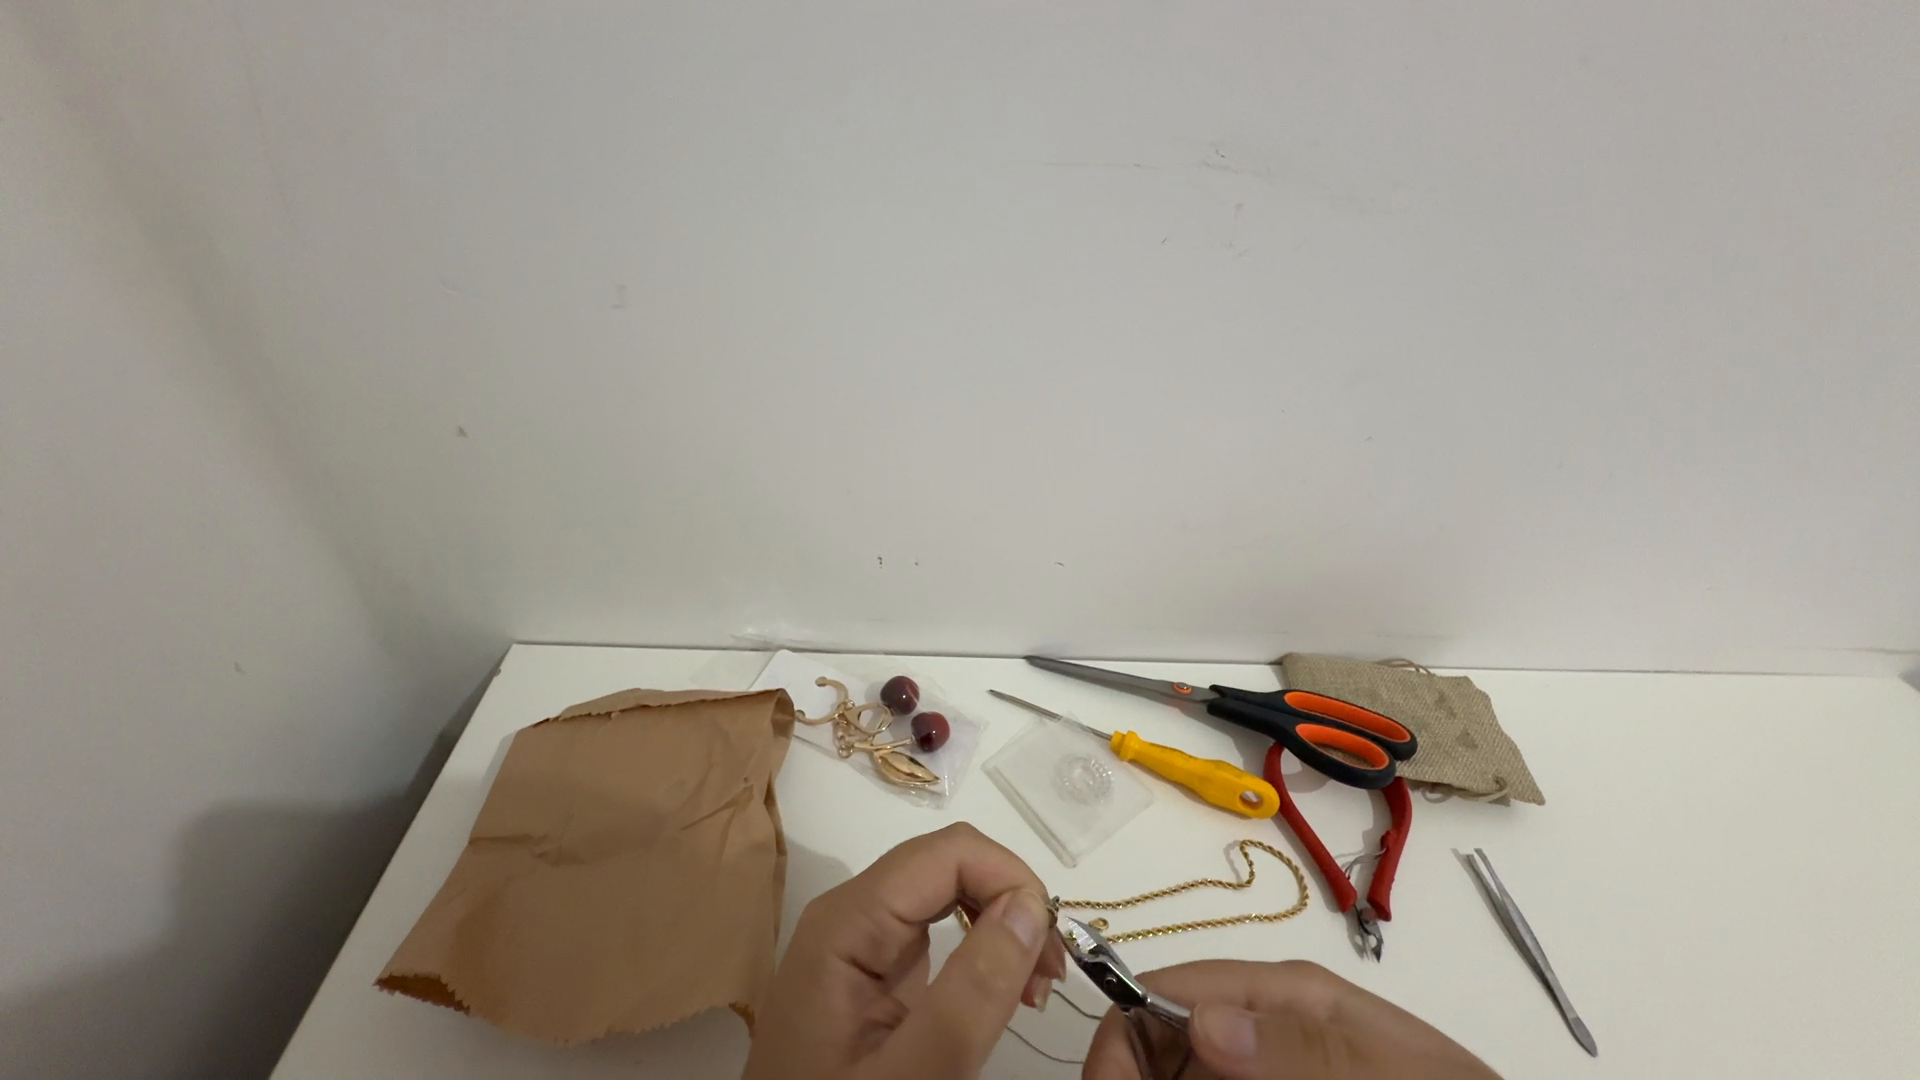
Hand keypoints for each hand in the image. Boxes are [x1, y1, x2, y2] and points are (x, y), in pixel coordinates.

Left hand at [744, 823, 1068, 1079]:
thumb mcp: (910, 1076)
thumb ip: (971, 993)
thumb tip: (1030, 904)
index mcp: (848, 920)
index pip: (947, 852)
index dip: (1008, 878)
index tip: (1048, 948)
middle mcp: (852, 910)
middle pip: (948, 862)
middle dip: (1010, 900)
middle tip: (1048, 976)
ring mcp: (862, 935)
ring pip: (948, 888)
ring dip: (1002, 920)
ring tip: (1034, 986)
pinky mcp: (874, 964)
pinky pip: (937, 926)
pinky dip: (981, 943)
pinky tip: (1003, 985)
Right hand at [1082, 960, 1500, 1079]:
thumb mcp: (1383, 1072)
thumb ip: (1298, 1046)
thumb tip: (1200, 1020)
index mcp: (1275, 993)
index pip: (1165, 991)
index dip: (1120, 1036)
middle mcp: (1256, 1026)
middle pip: (1159, 1043)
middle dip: (1130, 1075)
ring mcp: (1260, 1066)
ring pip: (1178, 1074)